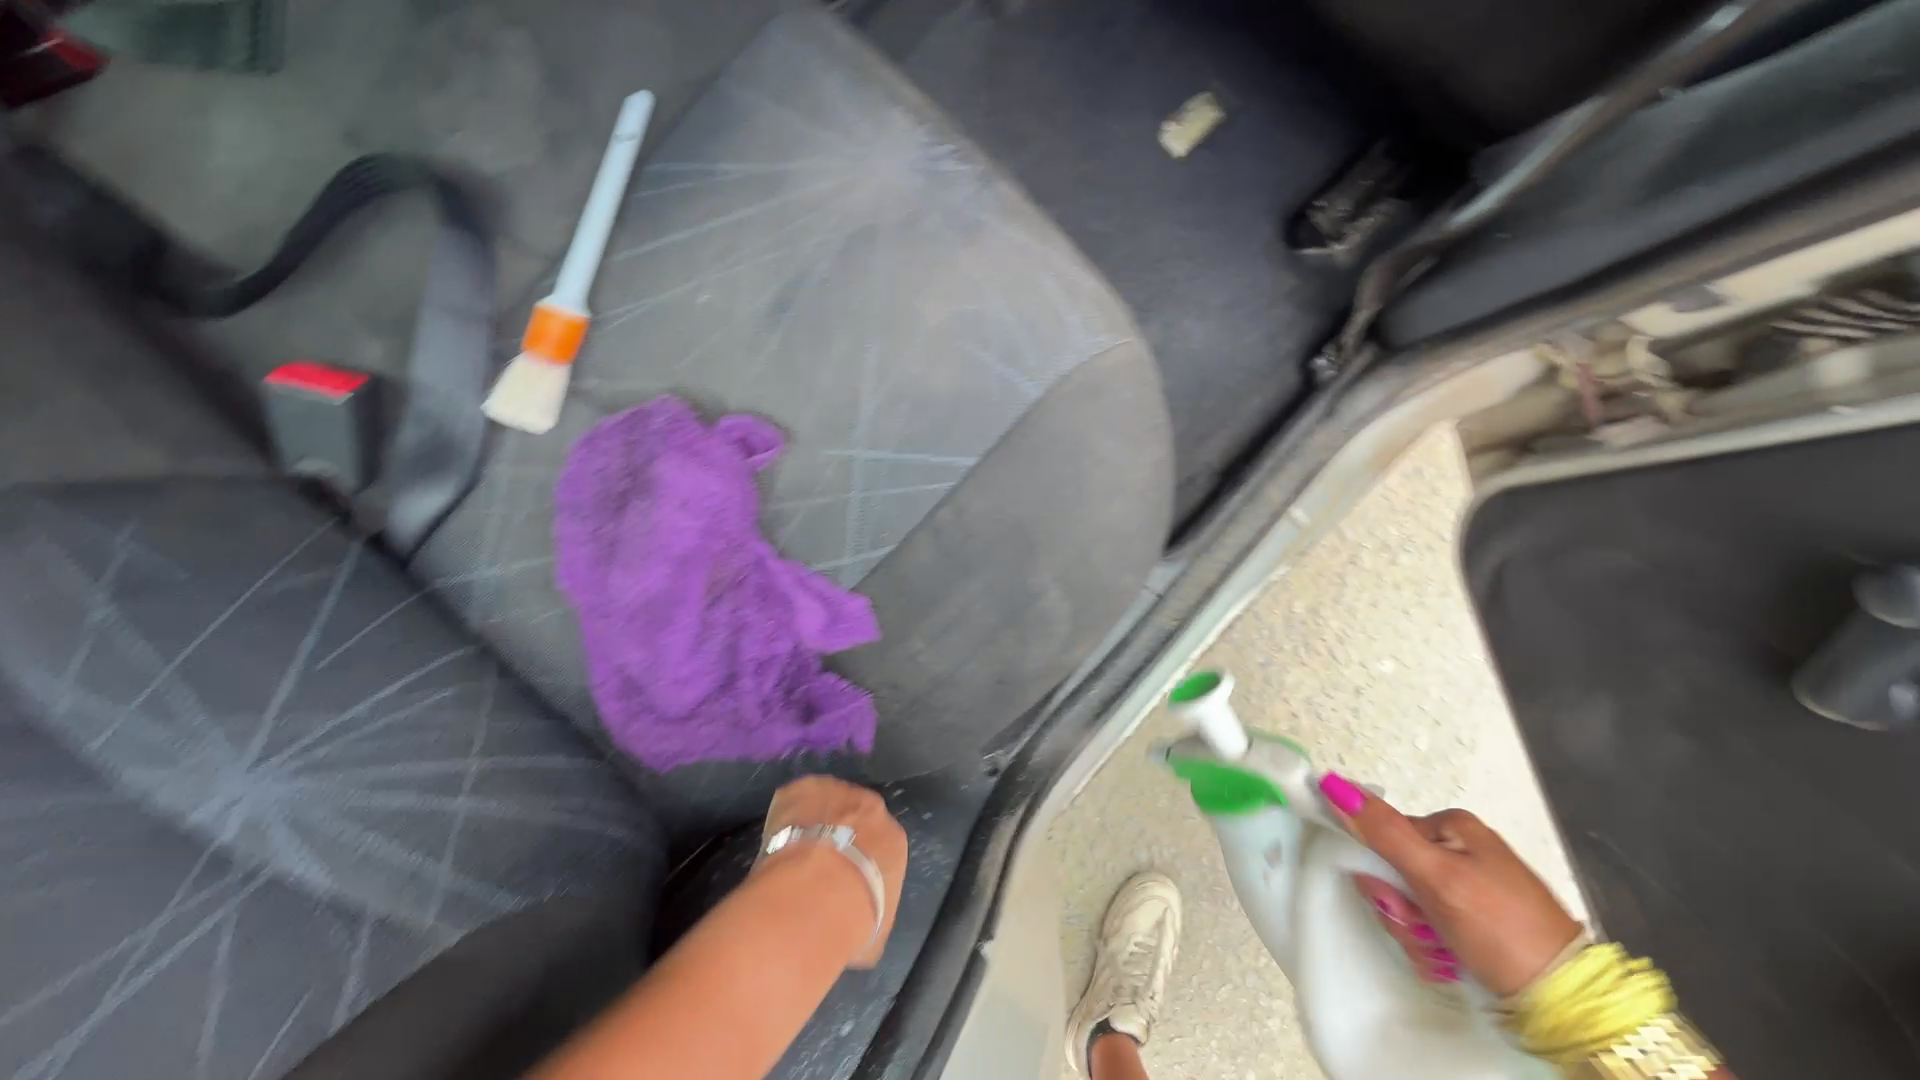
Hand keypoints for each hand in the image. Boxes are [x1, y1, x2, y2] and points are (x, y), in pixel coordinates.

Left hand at [757, 776, 907, 968]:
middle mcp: (871, 807)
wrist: (818, 889)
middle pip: (854, 814)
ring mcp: (836, 792)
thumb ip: (872, 918)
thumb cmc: (854, 917)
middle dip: (839, 831)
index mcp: (894, 839)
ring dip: (813, 817)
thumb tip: (860, 932)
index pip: (878, 842)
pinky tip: (775, 835)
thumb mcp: (876, 929)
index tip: (843, 874)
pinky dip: (786, 812)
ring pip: (825, 800)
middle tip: (817, 859)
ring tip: (793, 846)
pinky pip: (795, 796)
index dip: (860, 856)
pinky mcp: (802, 788)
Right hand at [1319, 772, 1581, 996]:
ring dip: (1413, 933)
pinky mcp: (1473, 920)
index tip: (1398, 902)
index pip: (1383, 836)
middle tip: (1423, 928)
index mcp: (1451, 827)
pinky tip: (1448, 960)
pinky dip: (1430, 946)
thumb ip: (1384, 832)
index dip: (1380, 873)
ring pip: (1407, 904)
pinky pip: (1427, 925)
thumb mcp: (1437, 875)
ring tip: (1441, 951)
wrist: (1560, 994)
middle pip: (1393, 874)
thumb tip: (1333, 783)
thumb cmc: (1499, 926)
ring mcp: (1466, 887)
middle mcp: (1458, 850)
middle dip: (1399, 909)